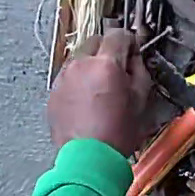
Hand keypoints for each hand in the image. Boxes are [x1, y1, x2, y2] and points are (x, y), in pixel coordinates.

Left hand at [48, 28, 151, 153]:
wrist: (88, 160)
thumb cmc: (115, 135)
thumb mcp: (140, 102)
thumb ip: (140, 72)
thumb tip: (135, 60)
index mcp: (106, 64)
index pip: (118, 35)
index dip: (129, 42)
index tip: (132, 51)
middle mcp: (81, 65)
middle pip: (95, 42)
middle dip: (107, 52)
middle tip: (117, 70)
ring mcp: (64, 78)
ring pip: (79, 60)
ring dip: (91, 67)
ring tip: (101, 90)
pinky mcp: (54, 93)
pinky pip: (68, 78)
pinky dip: (78, 83)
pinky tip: (87, 102)